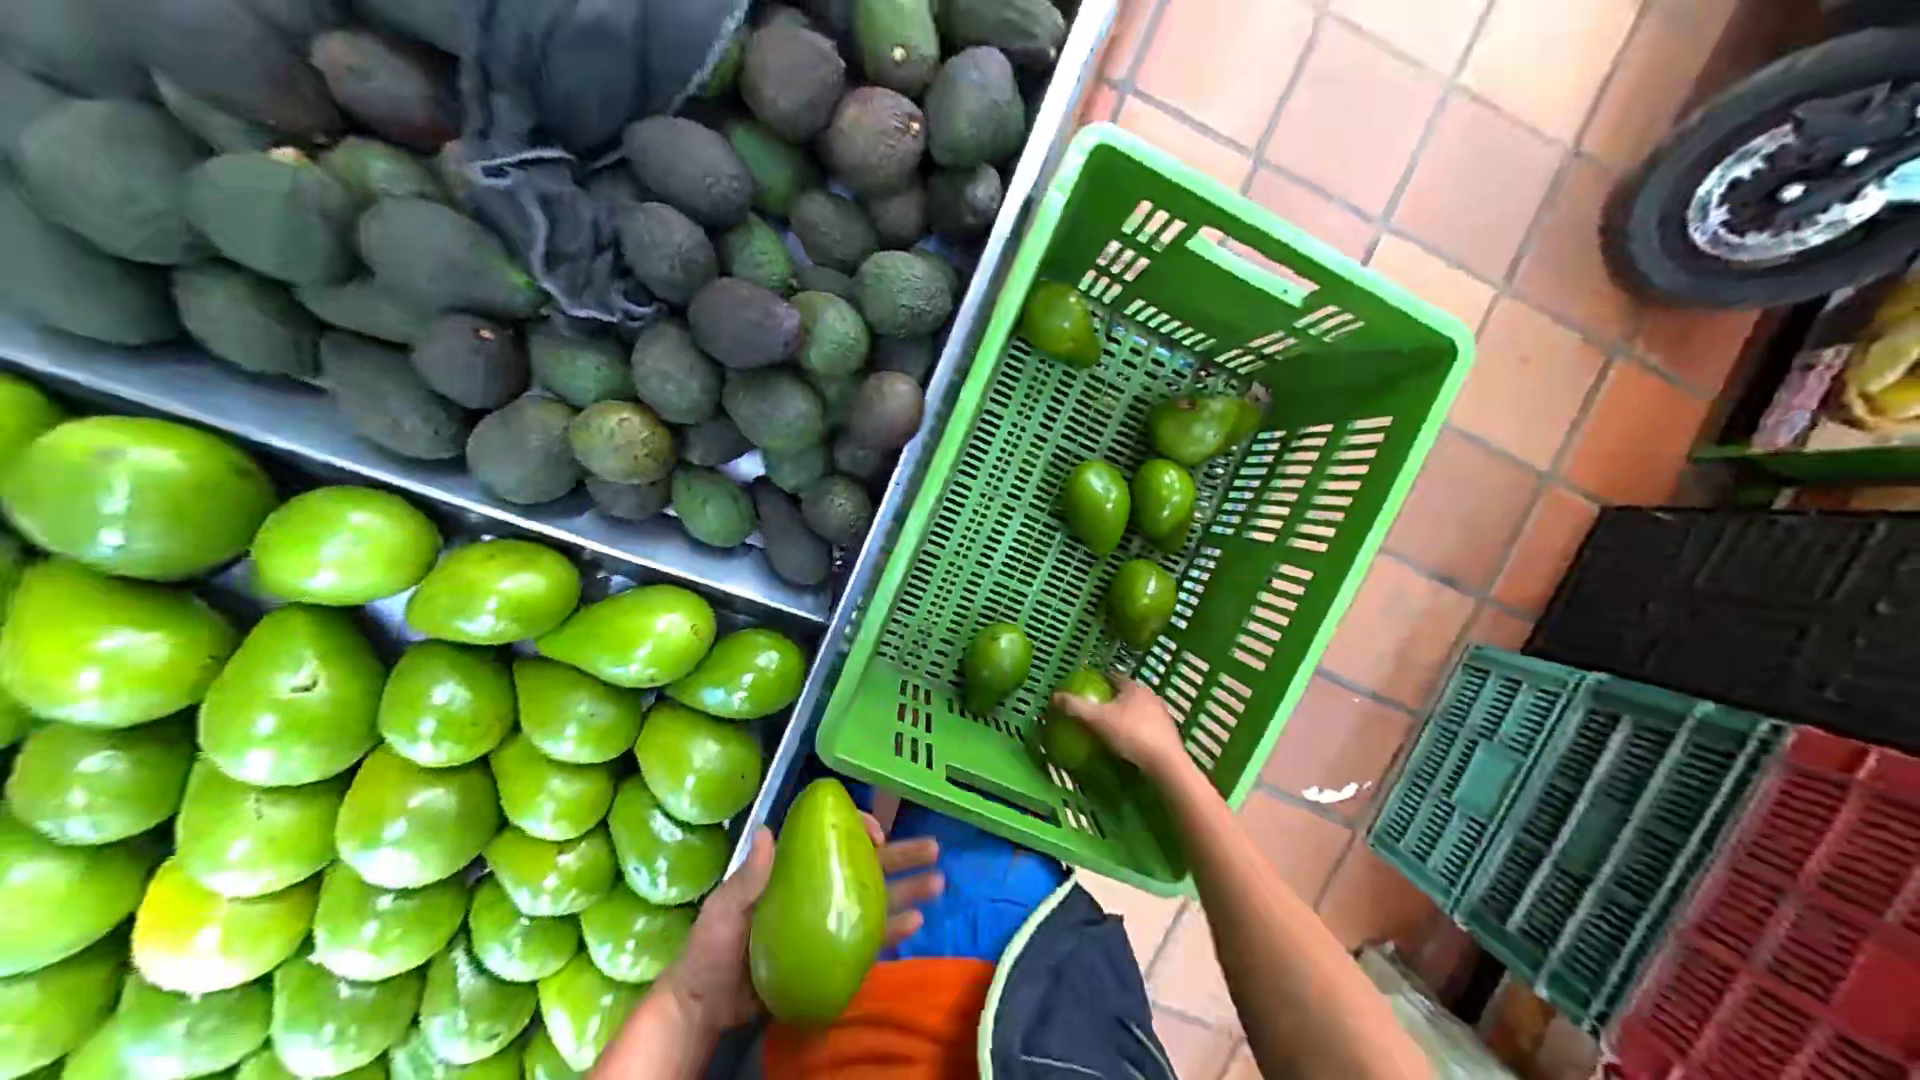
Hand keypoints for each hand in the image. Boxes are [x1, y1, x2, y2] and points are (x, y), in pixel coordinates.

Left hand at [657, 814, 943, 1036]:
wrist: (705, 1009)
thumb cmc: (712, 949)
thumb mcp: (725, 909)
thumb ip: (749, 876)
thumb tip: (770, 830)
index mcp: (795, 867)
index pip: (834, 837)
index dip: (859, 828)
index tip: (879, 835)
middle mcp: (819, 886)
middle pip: (866, 865)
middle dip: (902, 855)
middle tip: (934, 849)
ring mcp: (828, 920)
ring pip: (876, 898)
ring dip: (907, 889)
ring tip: (937, 883)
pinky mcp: (833, 953)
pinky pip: (869, 938)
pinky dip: (893, 929)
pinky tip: (915, 922)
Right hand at [1050, 674, 1195, 785]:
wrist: (1165, 763)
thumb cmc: (1130, 734)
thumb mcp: (1097, 720)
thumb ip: (1075, 707)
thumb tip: (1054, 696)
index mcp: (1134, 688)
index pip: (1113, 677)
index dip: (1099, 680)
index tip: (1087, 687)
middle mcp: (1151, 696)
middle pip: (1127, 693)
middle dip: (1112, 698)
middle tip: (1096, 708)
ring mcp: (1162, 715)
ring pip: (1139, 710)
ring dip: (1126, 715)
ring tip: (1110, 726)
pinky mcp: (1169, 735)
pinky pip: (1146, 727)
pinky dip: (1135, 731)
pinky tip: (1127, 743)